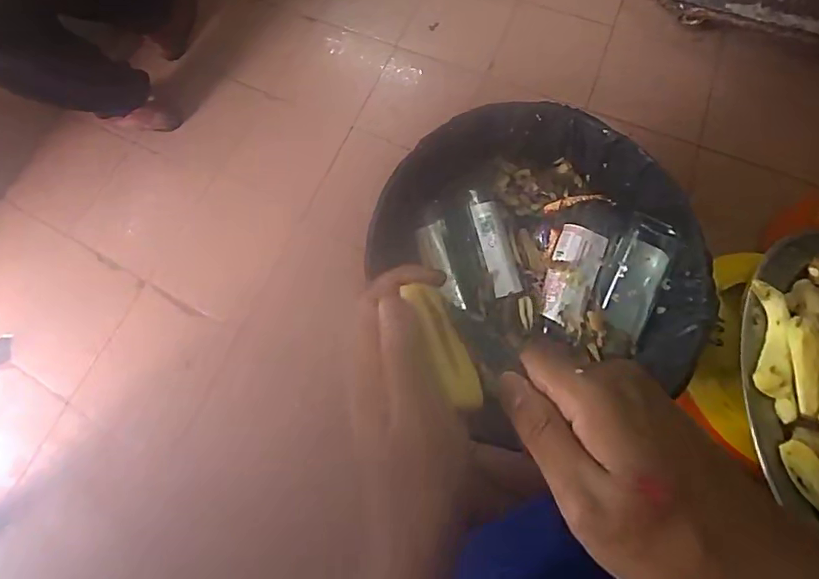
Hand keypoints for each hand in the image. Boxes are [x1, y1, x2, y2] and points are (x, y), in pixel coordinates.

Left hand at [351, 266, 470, 578]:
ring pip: (390, 336)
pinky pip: (401, 361)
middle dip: (414, 298)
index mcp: (367, 368)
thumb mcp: (420, 410)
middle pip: (378, 314)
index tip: (442, 282)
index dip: (402, 279)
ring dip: (421, 324)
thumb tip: (394, 298)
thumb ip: (403, 353)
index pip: (371, 300)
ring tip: (454, 335)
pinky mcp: (389, 409)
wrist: (414, 538)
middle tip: (451, 309)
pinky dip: (425, 350)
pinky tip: (448, 370)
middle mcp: (364, 374)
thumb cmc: (422, 474)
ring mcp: (374, 392)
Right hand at [501, 343, 818, 578]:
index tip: (509, 421)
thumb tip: (504, 378)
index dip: (515, 381)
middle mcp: (616, 370)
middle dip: (545, 405)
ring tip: (584, 469)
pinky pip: (605, 396)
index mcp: (594, 390)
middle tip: (552, 463)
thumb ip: (541, 434)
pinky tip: (612, 464)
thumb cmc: (659, 536)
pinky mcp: (656, 398)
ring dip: (572, 419)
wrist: (747, 551)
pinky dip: (597, 423)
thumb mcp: (585, 501)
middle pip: (556, 371)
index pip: (531, 354)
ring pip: (579, 385)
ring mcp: (641, 382)